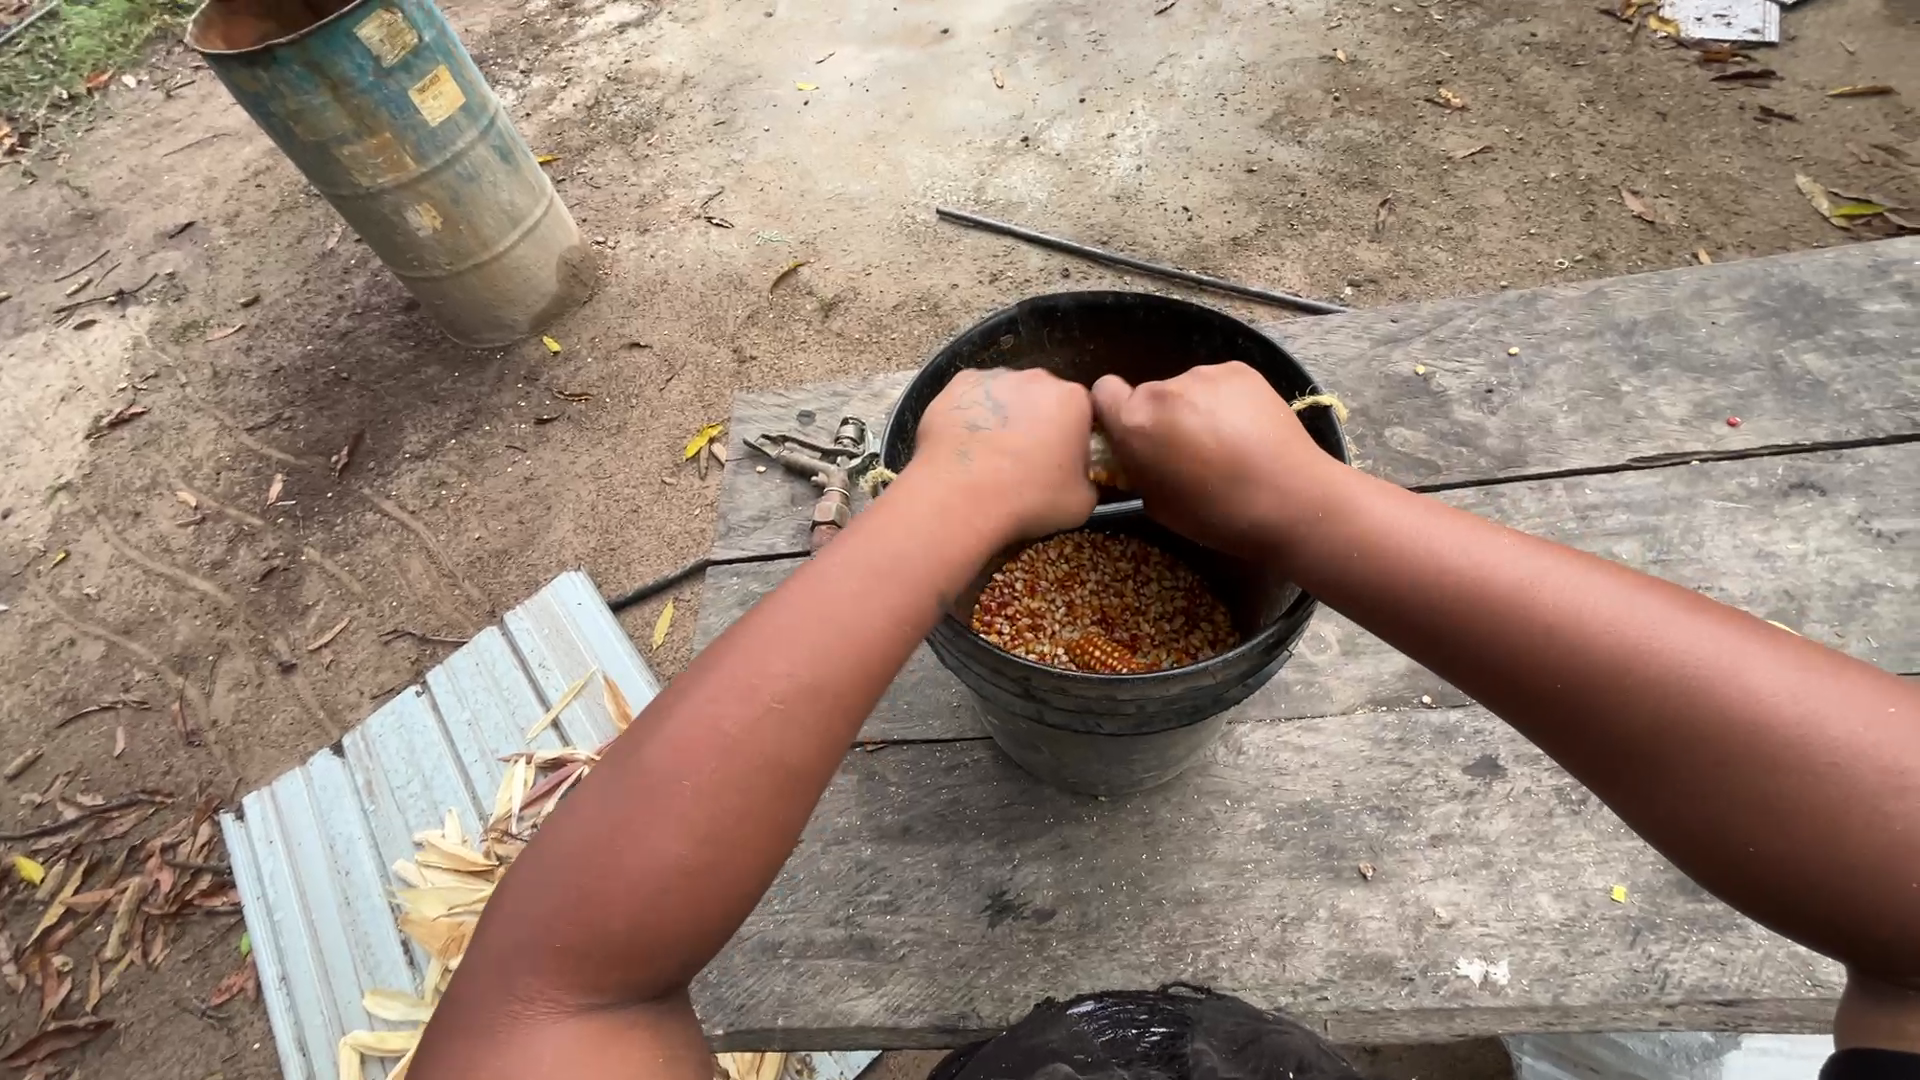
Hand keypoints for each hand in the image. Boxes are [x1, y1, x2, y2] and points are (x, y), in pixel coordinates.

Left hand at [906, 367, 1096, 542]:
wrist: (962, 499)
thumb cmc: (1028, 500)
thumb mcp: (1081, 503)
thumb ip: (1087, 479)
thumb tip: (1077, 476)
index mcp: (1073, 400)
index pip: (1082, 414)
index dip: (1072, 439)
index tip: (1061, 463)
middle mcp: (1036, 379)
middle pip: (1043, 398)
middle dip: (1037, 422)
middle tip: (1024, 460)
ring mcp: (993, 378)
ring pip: (1005, 395)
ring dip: (1003, 417)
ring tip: (989, 454)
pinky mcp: (957, 386)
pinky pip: (971, 399)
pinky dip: (970, 416)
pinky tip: (964, 444)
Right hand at [1091, 362, 1343, 558]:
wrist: (1290, 499)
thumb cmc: (1215, 514)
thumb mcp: (1156, 503)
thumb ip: (1136, 467)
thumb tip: (1137, 455)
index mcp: (1135, 424)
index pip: (1102, 392)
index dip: (1114, 411)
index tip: (1131, 434)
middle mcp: (1162, 390)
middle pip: (1147, 395)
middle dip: (1159, 418)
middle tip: (1186, 450)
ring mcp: (1203, 375)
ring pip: (1184, 389)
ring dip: (1192, 409)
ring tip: (1223, 442)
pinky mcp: (1239, 370)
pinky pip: (1216, 384)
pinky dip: (1222, 402)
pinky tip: (1244, 430)